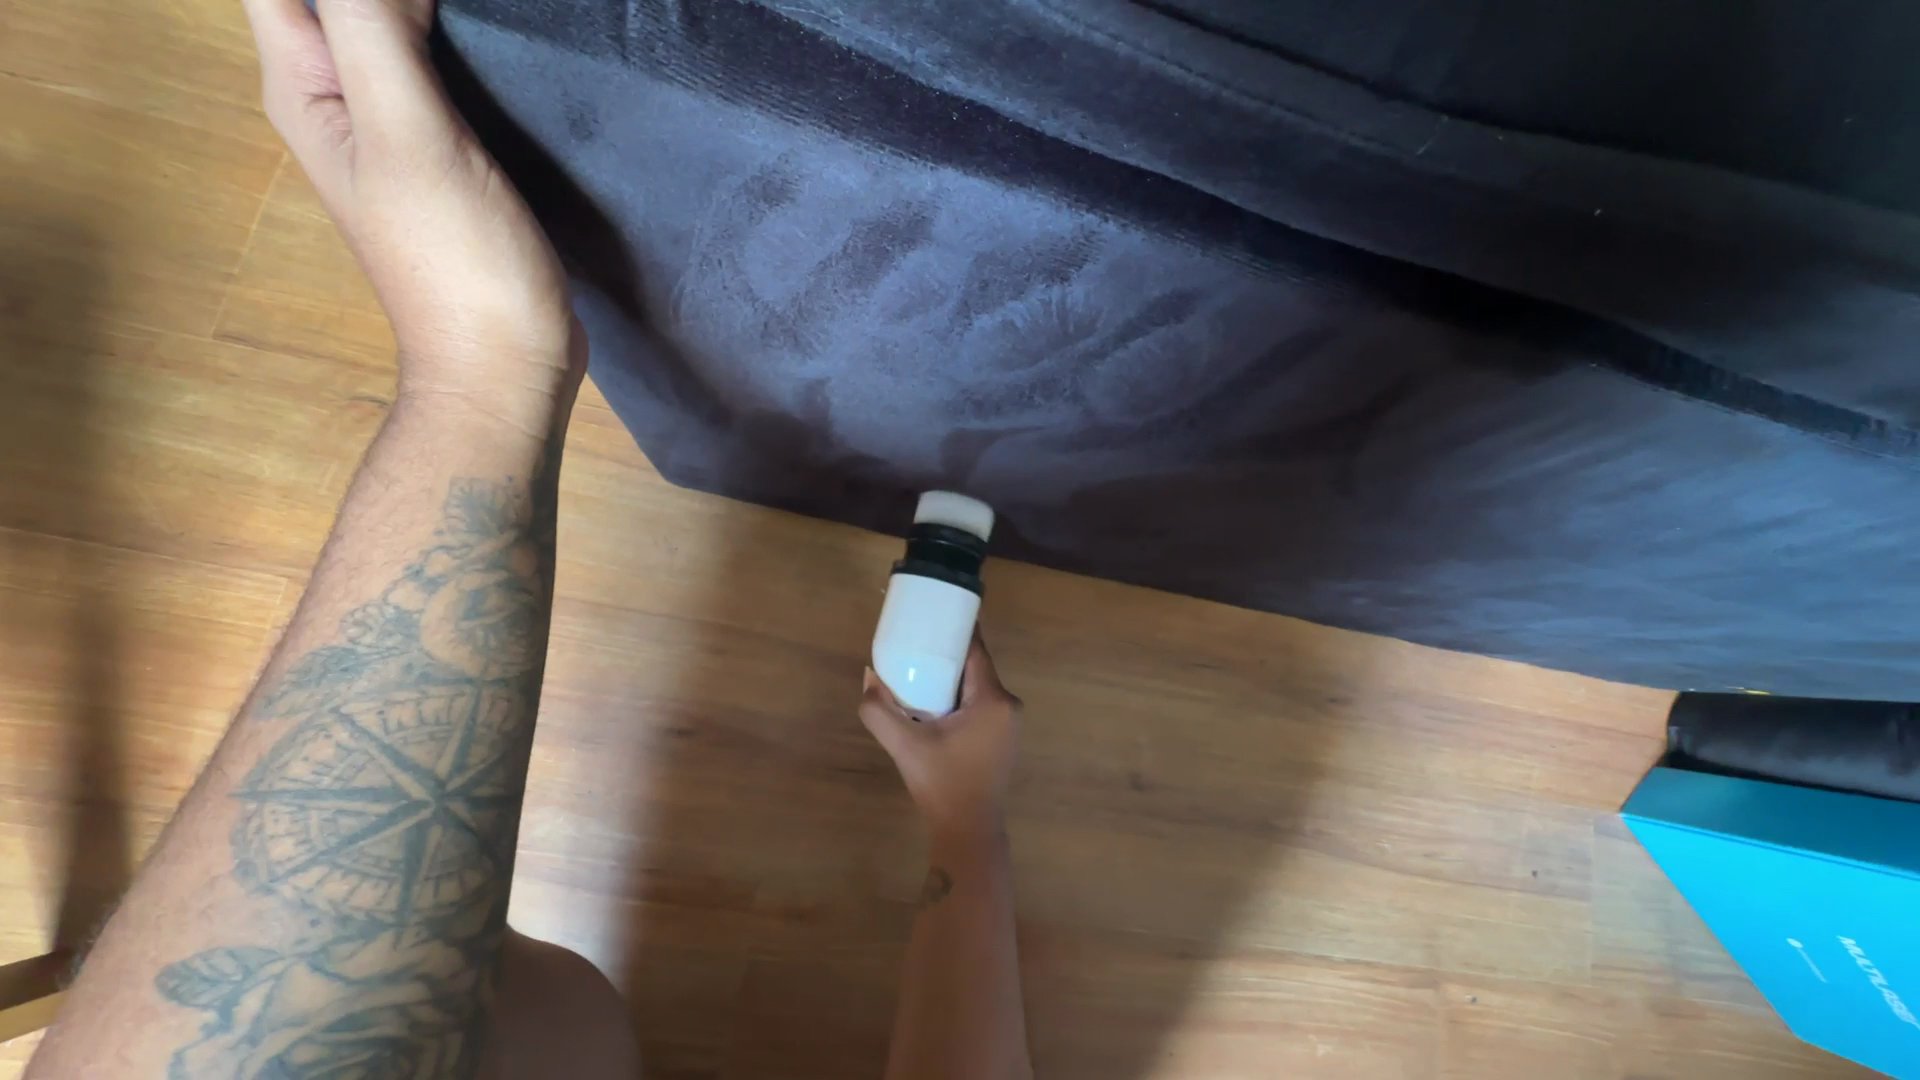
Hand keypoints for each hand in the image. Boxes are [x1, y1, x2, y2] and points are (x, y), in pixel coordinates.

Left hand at [242, 0, 579, 431]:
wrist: (509, 366)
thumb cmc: (459, 264)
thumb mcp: (409, 136)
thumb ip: (375, 27)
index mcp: (306, 88)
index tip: (430, 6)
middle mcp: (344, 106)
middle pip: (344, 5)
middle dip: (404, 1)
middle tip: (468, 15)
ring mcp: (403, 142)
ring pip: (400, 37)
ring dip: (433, 18)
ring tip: (488, 25)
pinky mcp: (458, 170)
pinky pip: (448, 87)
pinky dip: (469, 59)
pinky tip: (507, 63)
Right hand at [860, 635, 1022, 840]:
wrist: (968, 830)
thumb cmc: (941, 784)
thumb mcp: (904, 746)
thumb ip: (879, 711)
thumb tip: (868, 677)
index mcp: (992, 699)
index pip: (975, 651)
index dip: (956, 630)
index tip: (936, 612)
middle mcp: (1009, 704)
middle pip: (977, 666)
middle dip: (949, 653)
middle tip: (919, 640)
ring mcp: (1010, 722)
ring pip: (979, 685)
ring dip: (955, 676)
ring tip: (923, 667)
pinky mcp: (1005, 736)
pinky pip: (983, 702)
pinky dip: (962, 695)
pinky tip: (938, 699)